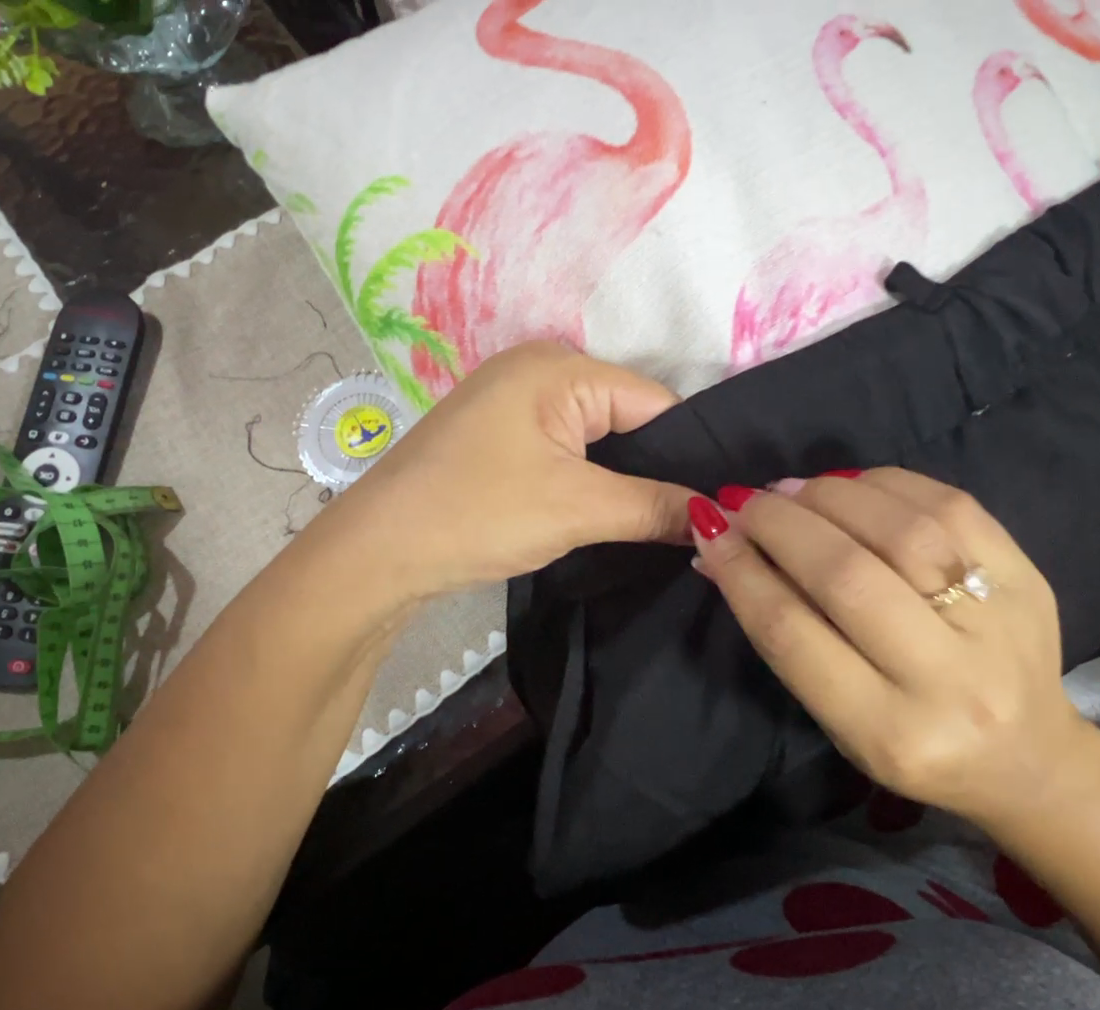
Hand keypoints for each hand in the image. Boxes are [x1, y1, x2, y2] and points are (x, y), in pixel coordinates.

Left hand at [310, 342, 695, 600]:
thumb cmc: (479, 514)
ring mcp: (512, 401)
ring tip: (661, 523)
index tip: (722, 504)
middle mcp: (537, 368)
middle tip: (697, 522)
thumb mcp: (578, 509)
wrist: (377, 552)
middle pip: (627, 415)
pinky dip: (589, 479)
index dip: (691, 453)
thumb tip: (718, 516)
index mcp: (559, 365)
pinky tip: (609, 513)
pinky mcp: (497, 436)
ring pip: (596, 437)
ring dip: (624, 478)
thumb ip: (655, 507)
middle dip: (657, 467)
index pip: (656, 402)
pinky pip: (564, 449)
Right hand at [689, 469, 1088, 822]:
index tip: (710, 531)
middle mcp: (948, 679)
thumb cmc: (911, 747)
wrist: (1027, 758)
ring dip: (830, 496)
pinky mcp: (1029, 580)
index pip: (794, 635)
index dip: (742, 573)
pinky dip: (887, 484)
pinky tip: (848, 485)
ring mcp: (999, 623)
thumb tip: (720, 550)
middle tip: (744, 500)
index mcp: (889, 731)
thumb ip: (784, 636)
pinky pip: (952, 507)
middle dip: (780, 525)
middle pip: (846, 576)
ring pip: (901, 532)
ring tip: (790, 488)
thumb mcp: (837, 718)